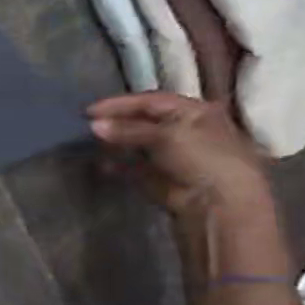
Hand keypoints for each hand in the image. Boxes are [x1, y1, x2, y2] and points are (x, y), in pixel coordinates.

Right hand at [87, 92, 271, 218]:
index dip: (120, 104)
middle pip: (143, 121)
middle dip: (116, 122)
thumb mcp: (167, 135)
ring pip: (137, 144)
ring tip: (91, 143)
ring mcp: (171, 155)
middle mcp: (184, 130)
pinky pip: (134, 167)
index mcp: (194, 111)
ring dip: (115, 143)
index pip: (151, 101)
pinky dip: (119, 165)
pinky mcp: (160, 178)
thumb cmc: (201, 157)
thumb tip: (94, 125)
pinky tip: (102, 164)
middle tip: (88, 125)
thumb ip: (129, 129)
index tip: (89, 110)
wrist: (216, 202)